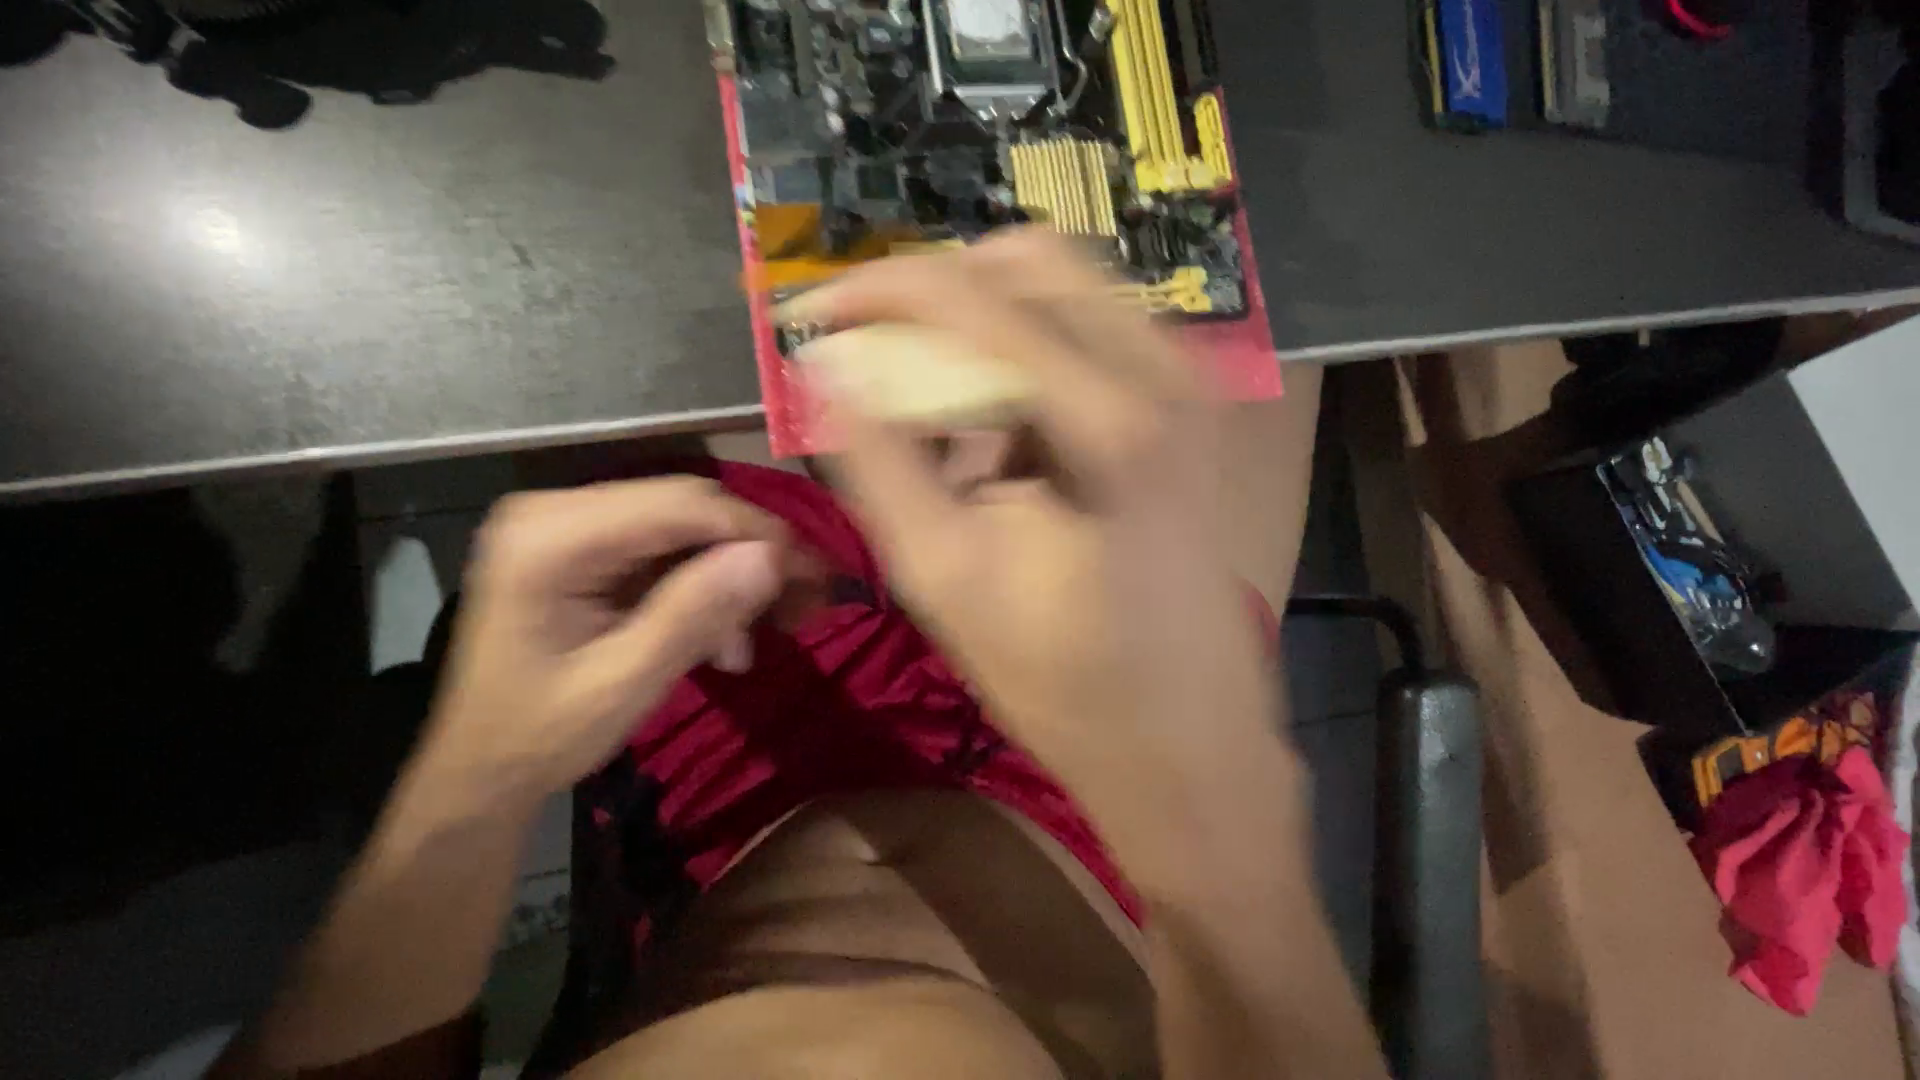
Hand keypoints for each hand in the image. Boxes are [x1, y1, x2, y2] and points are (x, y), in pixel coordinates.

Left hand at [414, 477, 792, 809]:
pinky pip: (665, 550)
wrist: (479, 772)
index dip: (757, 533)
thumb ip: (694, 614)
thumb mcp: (624, 683)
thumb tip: (771, 557)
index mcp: (552, 537)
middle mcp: (557, 511)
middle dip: (752, 554)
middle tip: (806, 602)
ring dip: (731, 577)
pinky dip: (702, 589)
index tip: (815, 573)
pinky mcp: (583, 549)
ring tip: (759, 638)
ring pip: (684, 527)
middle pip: (686, 508)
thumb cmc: (539, 735)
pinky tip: (723, 640)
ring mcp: (569, 527)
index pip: (681, 506)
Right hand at [794, 231, 1277, 803]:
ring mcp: (1192, 391)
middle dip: (938, 292)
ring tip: (932, 402)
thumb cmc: (1065, 686)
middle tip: (876, 353)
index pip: (974, 295)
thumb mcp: (945, 579)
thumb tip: (827, 367)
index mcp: (1109, 420)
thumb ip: (879, 460)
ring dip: (985, 324)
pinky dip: (1030, 357)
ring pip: (1069, 292)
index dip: (879, 290)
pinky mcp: (1194, 417)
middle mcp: (1165, 376)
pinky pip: (1098, 339)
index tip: (815, 318)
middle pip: (1032, 260)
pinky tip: (998, 434)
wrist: (1191, 748)